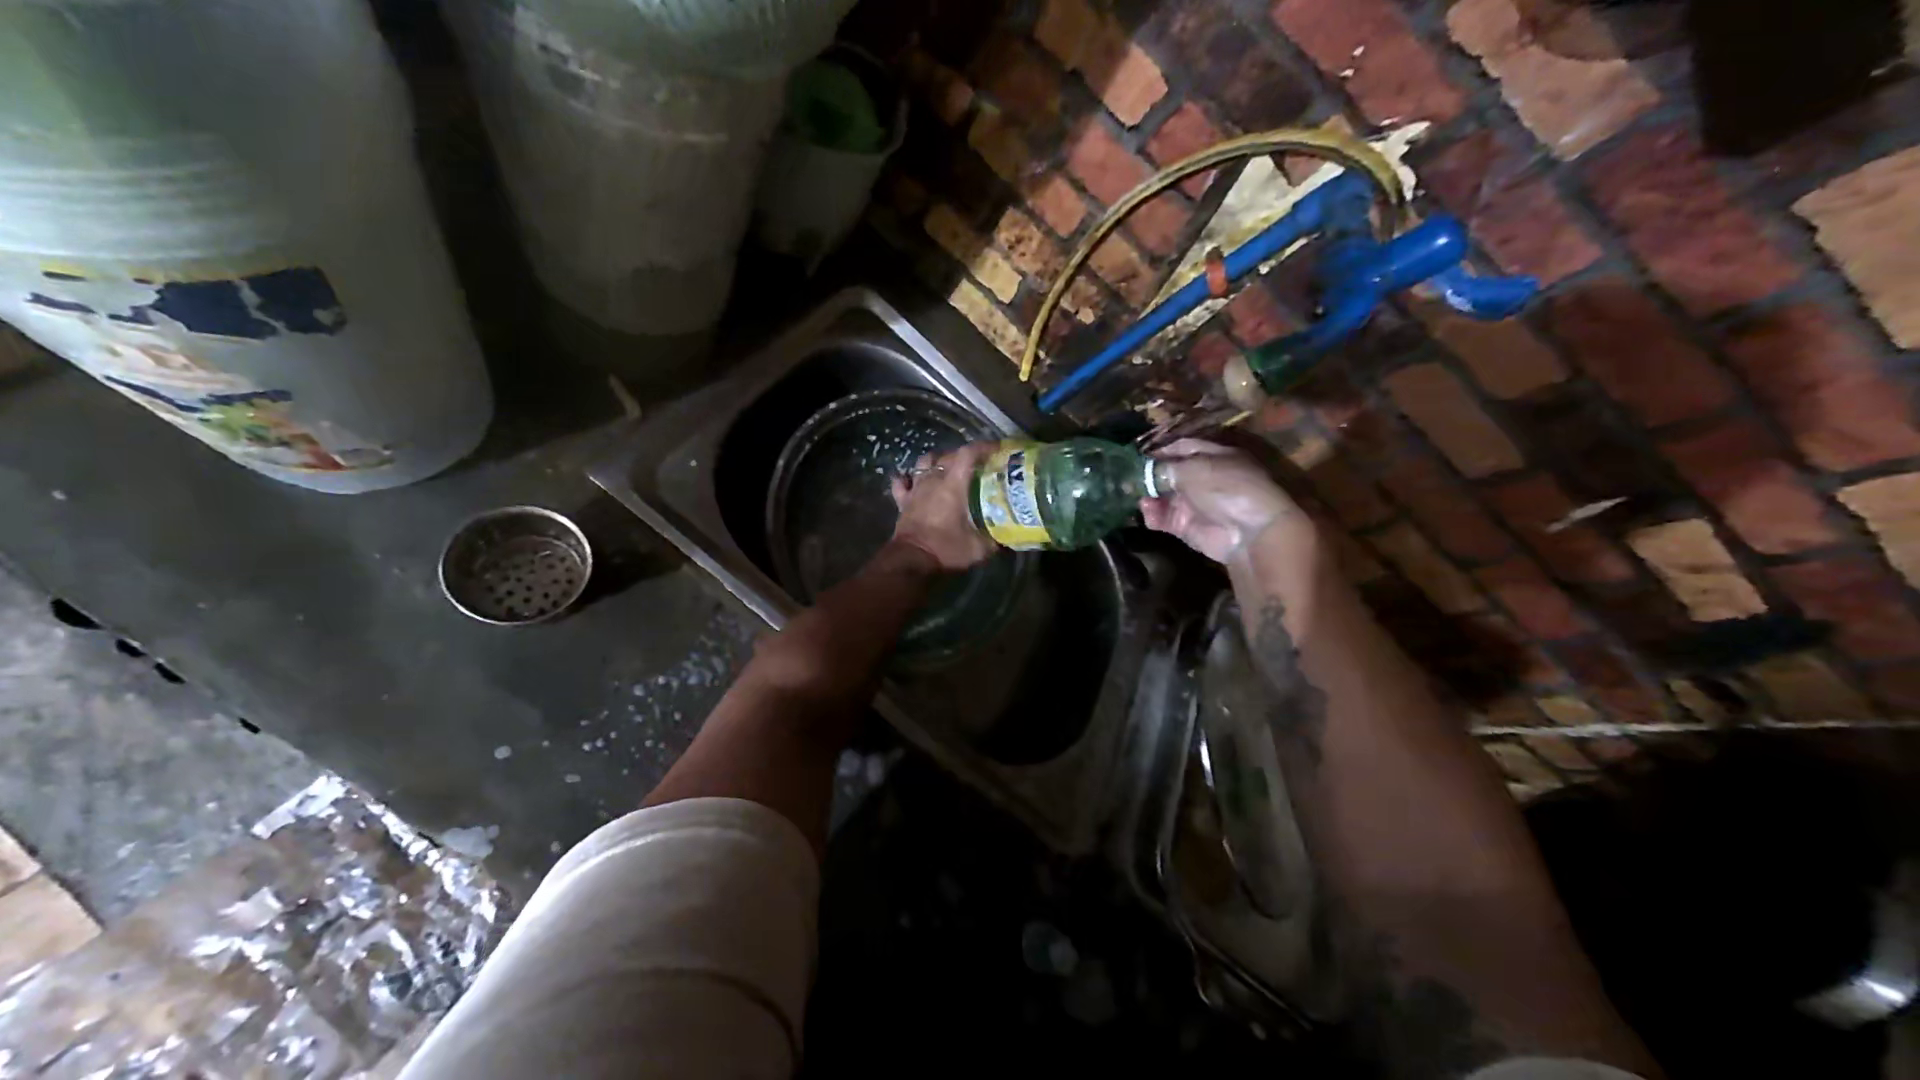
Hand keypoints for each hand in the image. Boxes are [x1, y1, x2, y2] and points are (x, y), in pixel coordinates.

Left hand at [889, 443, 998, 571]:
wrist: (912, 560)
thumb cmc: (947, 549)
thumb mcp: (979, 548)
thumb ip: (996, 538)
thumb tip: (1010, 535)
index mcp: (953, 485)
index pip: (968, 454)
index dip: (983, 447)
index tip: (997, 449)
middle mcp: (933, 480)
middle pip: (948, 455)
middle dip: (964, 456)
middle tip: (978, 465)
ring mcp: (915, 489)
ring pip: (924, 462)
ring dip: (937, 461)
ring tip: (948, 469)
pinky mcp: (902, 501)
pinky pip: (902, 482)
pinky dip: (908, 479)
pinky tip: (914, 482)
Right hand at [1140, 439, 1304, 563]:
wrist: (1249, 531)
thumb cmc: (1226, 488)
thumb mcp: (1193, 468)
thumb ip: (1164, 468)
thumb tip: (1144, 471)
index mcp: (1213, 456)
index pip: (1181, 447)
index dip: (1159, 450)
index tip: (1136, 456)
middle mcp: (1204, 478)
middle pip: (1168, 473)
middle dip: (1148, 476)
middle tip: (1125, 479)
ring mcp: (1195, 504)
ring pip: (1163, 497)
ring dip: (1148, 497)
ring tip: (1136, 498)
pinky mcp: (1188, 526)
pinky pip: (1165, 519)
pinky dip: (1154, 516)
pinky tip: (1148, 514)